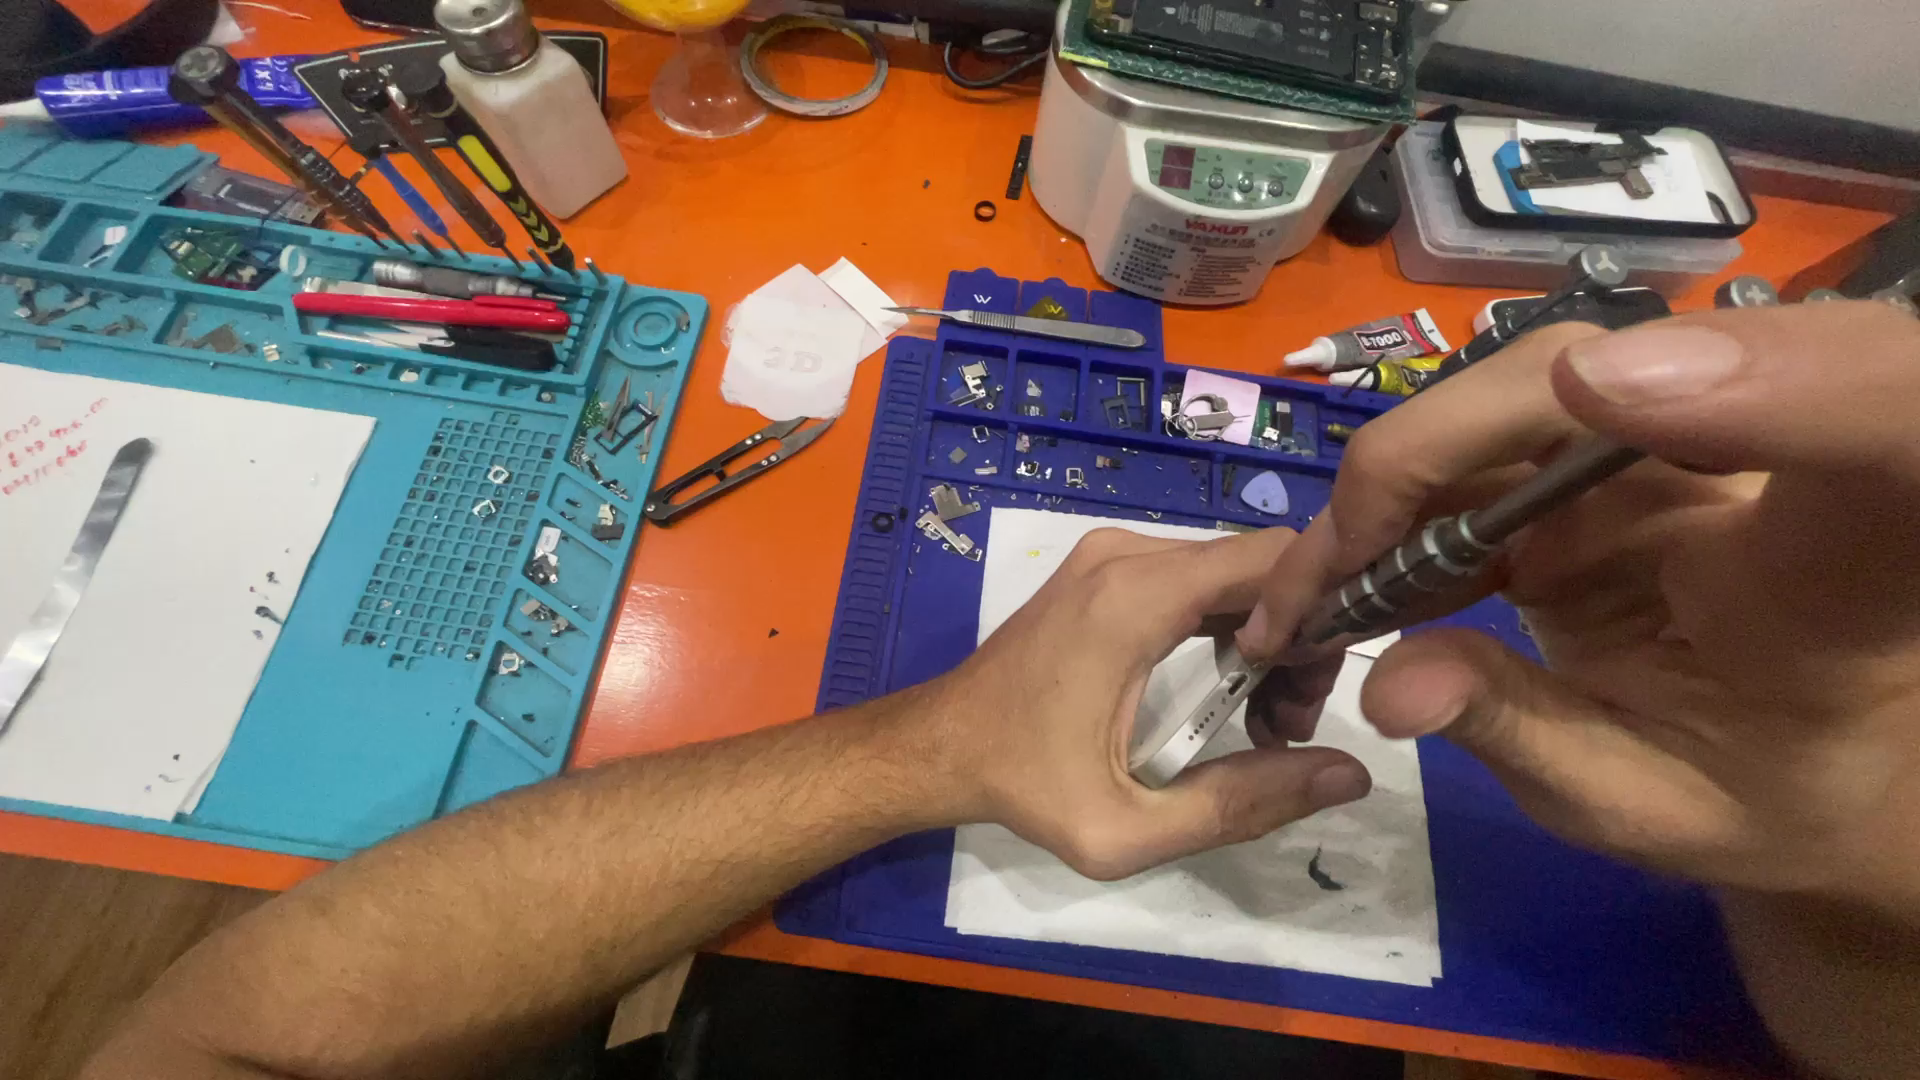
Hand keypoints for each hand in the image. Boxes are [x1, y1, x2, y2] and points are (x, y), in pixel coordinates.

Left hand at [924, 527, 1371, 880]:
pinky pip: (1190, 580)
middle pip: (1255, 567)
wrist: (943, 742)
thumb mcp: (1128, 826)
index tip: (1305, 696)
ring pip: (1227, 573)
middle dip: (1295, 639)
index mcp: (1133, 597)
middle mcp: (1124, 555)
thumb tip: (1348, 774)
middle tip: (1285, 726)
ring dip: (1263, 637)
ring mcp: (1108, 556)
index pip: (1273, 559)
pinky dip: (1224, 625)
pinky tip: (1222, 689)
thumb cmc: (1025, 784)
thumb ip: (1241, 804)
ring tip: (1259, 722)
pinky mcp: (1100, 571)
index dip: (1318, 614)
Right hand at [1236, 304, 1919, 917]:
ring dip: (1379, 486)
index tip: (1604, 390)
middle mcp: (1733, 476)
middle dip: (1428, 452)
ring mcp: (1634, 459)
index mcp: (1831, 571)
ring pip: (1493, 399)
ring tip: (1311, 589)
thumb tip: (1387, 687)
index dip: (1782, 377)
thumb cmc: (1741, 790)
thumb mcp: (1632, 802)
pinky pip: (1453, 451)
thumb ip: (1518, 735)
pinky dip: (1379, 510)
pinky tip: (1348, 576)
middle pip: (1575, 375)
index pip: (1894, 425)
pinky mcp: (1562, 469)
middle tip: (1342, 558)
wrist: (1768, 760)